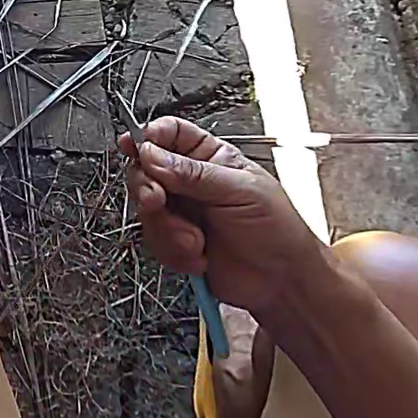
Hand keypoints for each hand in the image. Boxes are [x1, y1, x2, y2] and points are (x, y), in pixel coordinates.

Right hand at [120, 116, 321, 317]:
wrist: (282, 284)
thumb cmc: (277, 230)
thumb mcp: (240, 191)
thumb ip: (193, 173)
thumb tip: (152, 155)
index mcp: (209, 157)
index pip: (168, 133)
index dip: (148, 136)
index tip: (134, 146)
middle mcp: (189, 181)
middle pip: (144, 169)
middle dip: (146, 186)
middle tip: (157, 199)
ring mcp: (180, 211)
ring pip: (145, 208)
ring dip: (166, 228)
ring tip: (194, 240)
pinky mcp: (174, 240)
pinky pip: (152, 239)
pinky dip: (173, 251)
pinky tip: (199, 255)